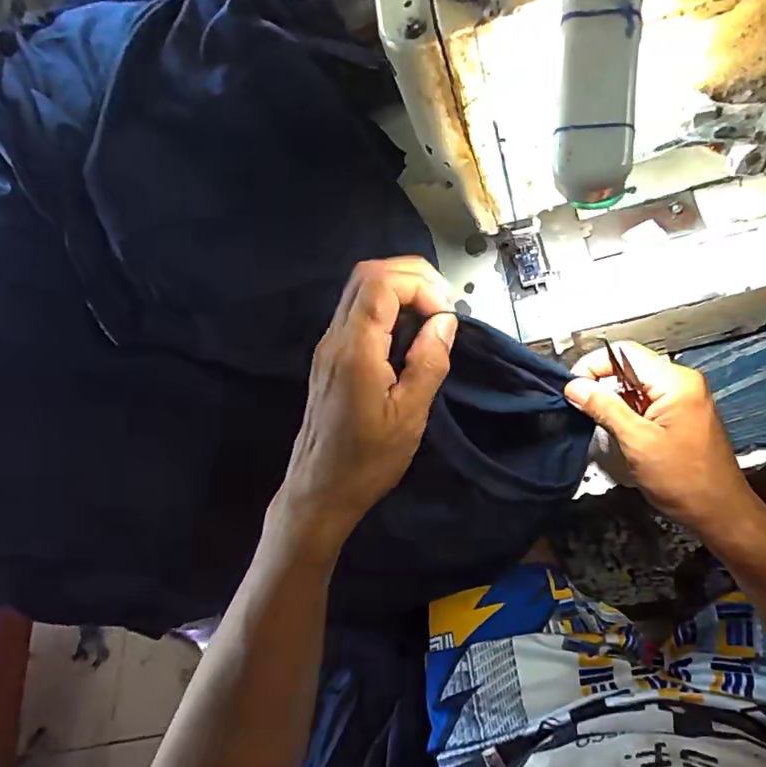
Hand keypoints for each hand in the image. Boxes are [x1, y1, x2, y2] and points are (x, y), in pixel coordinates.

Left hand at [273, 258, 457, 549]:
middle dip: (410, 277)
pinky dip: (386, 309)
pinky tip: (408, 336)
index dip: (419, 285)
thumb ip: (429, 362)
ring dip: (398, 291)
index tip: (444, 316)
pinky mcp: (330, 359)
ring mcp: (329, 347)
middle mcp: (335, 339)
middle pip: (366, 275)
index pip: (381, 283)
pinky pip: (357, 314)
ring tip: (431, 317)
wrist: (319, 491)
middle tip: (441, 305)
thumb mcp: (410, 415)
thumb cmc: (366, 461)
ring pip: (359, 291)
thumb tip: (445, 321)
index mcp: (355, 349)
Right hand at [564, 342, 763, 539]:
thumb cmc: (684, 481)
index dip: (594, 366)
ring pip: (636, 384)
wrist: (719, 511)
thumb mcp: (636, 442)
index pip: (624, 353)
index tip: (573, 387)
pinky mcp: (681, 413)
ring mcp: (684, 397)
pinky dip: (629, 410)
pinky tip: (620, 429)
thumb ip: (604, 408)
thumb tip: (575, 386)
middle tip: (580, 405)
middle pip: (630, 366)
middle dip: (602, 382)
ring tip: (598, 420)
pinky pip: (647, 399)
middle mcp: (683, 382)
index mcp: (676, 382)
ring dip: (614, 399)